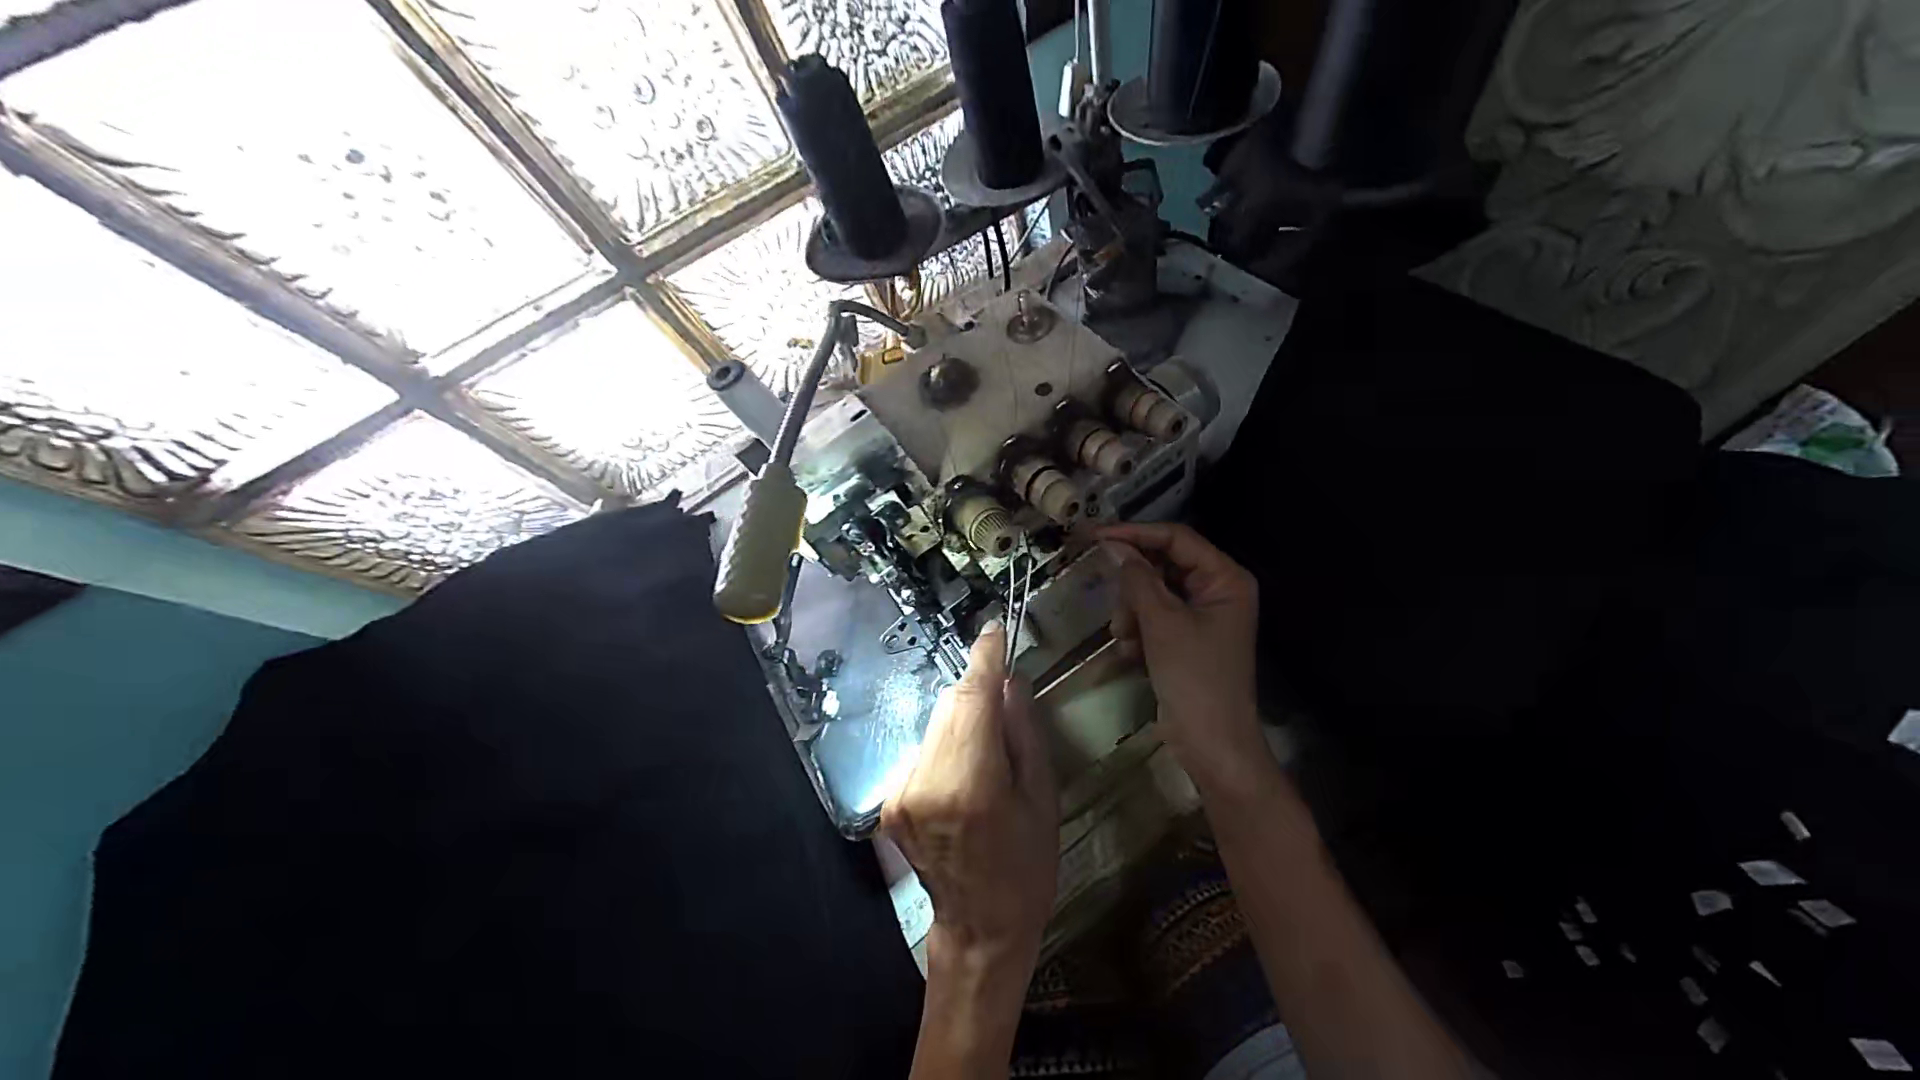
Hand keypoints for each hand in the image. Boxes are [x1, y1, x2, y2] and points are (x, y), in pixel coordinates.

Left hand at [883, 621, 1057, 965]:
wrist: (980, 928)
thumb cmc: (1026, 867)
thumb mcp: (1042, 798)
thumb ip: (1022, 733)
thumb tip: (1010, 681)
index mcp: (970, 784)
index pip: (972, 698)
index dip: (984, 658)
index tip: (994, 629)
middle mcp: (925, 781)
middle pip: (949, 705)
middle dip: (976, 688)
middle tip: (1005, 689)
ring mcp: (901, 791)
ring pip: (935, 723)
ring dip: (962, 716)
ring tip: (990, 746)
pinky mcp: (890, 800)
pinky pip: (923, 748)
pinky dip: (947, 743)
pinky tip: (967, 770)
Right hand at [1099, 523, 1267, 794]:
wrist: (1212, 743)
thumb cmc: (1195, 678)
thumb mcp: (1162, 623)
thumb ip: (1136, 579)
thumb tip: (1112, 546)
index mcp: (1225, 579)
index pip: (1176, 538)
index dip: (1134, 534)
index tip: (1094, 535)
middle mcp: (1216, 590)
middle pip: (1161, 566)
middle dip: (1133, 588)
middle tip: (1115, 607)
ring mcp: (1200, 616)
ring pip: (1151, 593)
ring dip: (1132, 613)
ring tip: (1126, 639)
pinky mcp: (1184, 638)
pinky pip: (1152, 618)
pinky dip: (1137, 631)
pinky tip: (1132, 653)